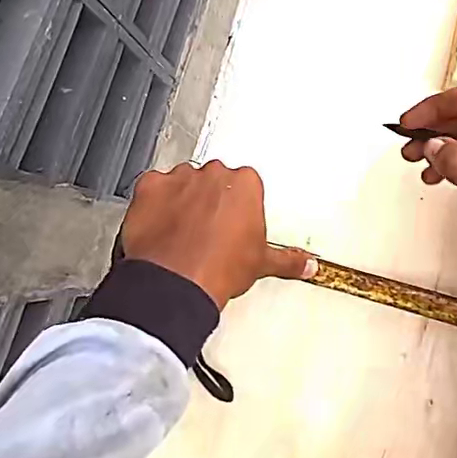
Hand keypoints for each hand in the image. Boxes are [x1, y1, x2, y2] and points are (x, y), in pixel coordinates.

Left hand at [122, 160, 314, 308]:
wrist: (175, 283)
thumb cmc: (218, 268)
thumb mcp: (261, 263)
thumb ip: (287, 259)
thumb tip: (306, 264)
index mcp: (245, 184)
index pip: (244, 186)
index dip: (236, 207)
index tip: (232, 225)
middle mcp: (213, 174)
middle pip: (212, 180)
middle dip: (209, 200)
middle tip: (206, 231)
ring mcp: (180, 179)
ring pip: (181, 182)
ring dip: (180, 200)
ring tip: (180, 233)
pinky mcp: (149, 187)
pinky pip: (151, 189)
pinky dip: (153, 205)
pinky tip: (158, 227)